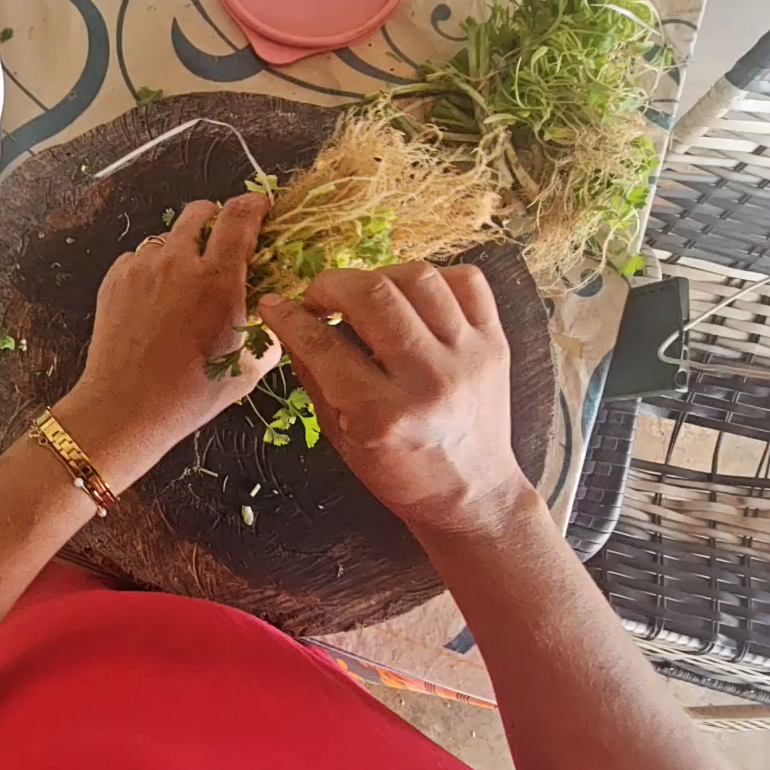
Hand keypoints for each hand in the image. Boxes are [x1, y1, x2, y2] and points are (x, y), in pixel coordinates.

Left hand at [56, 194, 280, 487]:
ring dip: (179, 249)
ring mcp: (141, 268)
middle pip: (199, 212)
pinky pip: (137, 258)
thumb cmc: (190, 394)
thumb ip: (267, 333)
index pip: (241, 217)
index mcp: (218, 279)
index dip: (254, 205)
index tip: (260, 208)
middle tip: (219, 242)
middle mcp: (178, 263)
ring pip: (165, 238)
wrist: (126, 406)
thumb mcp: (248, 369)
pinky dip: (149, 269)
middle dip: (214, 219)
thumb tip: (271, 316)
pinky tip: (153, 300)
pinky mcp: (114, 280)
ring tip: (181, 282)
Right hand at [257, 262, 533, 537]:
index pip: (323, 345)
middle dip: (330, 285)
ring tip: (362, 296)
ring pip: (418, 278)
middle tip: (318, 298)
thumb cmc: (397, 470)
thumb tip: (286, 323)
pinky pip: (466, 281)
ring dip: (377, 277)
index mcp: (381, 414)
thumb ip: (313, 374)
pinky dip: (431, 278)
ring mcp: (469, 356)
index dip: (289, 317)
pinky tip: (409, 299)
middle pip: (372, 296)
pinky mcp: (496, 342)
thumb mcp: (339, 433)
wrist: (471, 492)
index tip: (273, 305)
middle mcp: (428, 379)